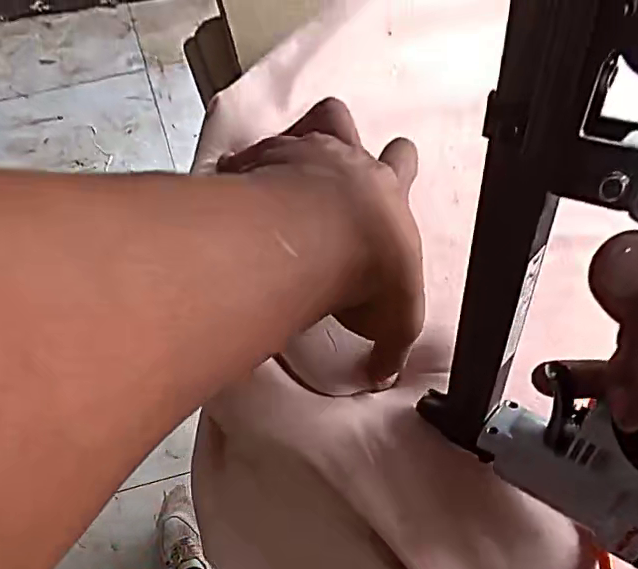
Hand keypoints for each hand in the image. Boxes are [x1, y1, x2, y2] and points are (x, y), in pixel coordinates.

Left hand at [219, 98, 421, 384]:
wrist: (325, 242)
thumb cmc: (372, 272)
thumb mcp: (397, 319)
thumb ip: (391, 347)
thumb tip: (384, 378)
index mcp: (387, 191)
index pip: (405, 161)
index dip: (400, 164)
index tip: (392, 174)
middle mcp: (344, 162)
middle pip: (346, 122)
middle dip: (342, 135)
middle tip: (328, 167)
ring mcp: (299, 155)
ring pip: (301, 121)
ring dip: (294, 138)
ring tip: (279, 166)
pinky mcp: (258, 163)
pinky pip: (246, 156)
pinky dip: (240, 169)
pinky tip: (233, 188)